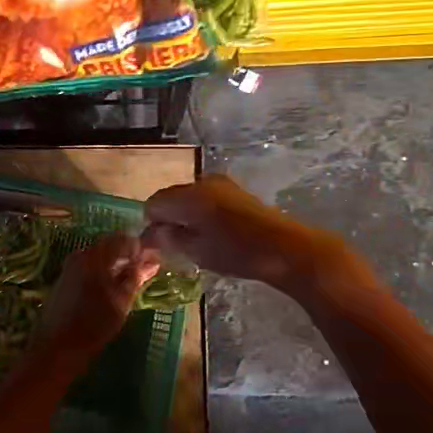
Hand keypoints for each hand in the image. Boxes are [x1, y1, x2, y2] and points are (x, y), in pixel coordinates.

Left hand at [35, 233, 158, 367]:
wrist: (57, 346)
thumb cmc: (93, 325)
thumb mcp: (121, 302)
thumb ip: (135, 278)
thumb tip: (150, 261)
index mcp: (95, 257)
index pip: (124, 239)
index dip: (141, 247)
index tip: (154, 258)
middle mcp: (81, 255)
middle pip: (111, 245)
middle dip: (129, 254)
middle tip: (147, 268)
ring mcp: (71, 265)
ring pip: (100, 256)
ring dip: (117, 263)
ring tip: (133, 278)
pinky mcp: (67, 277)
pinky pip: (90, 265)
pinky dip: (105, 270)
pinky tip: (114, 284)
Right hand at [143, 175, 346, 290]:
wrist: (284, 247)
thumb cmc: (235, 251)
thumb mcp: (195, 250)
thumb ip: (167, 239)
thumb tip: (148, 234)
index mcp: (188, 195)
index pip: (154, 203)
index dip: (151, 225)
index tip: (157, 246)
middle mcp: (202, 181)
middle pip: (171, 197)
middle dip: (168, 219)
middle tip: (175, 246)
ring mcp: (222, 184)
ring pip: (190, 198)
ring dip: (186, 216)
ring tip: (196, 242)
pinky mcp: (236, 191)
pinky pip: (207, 199)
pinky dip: (202, 213)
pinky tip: (214, 233)